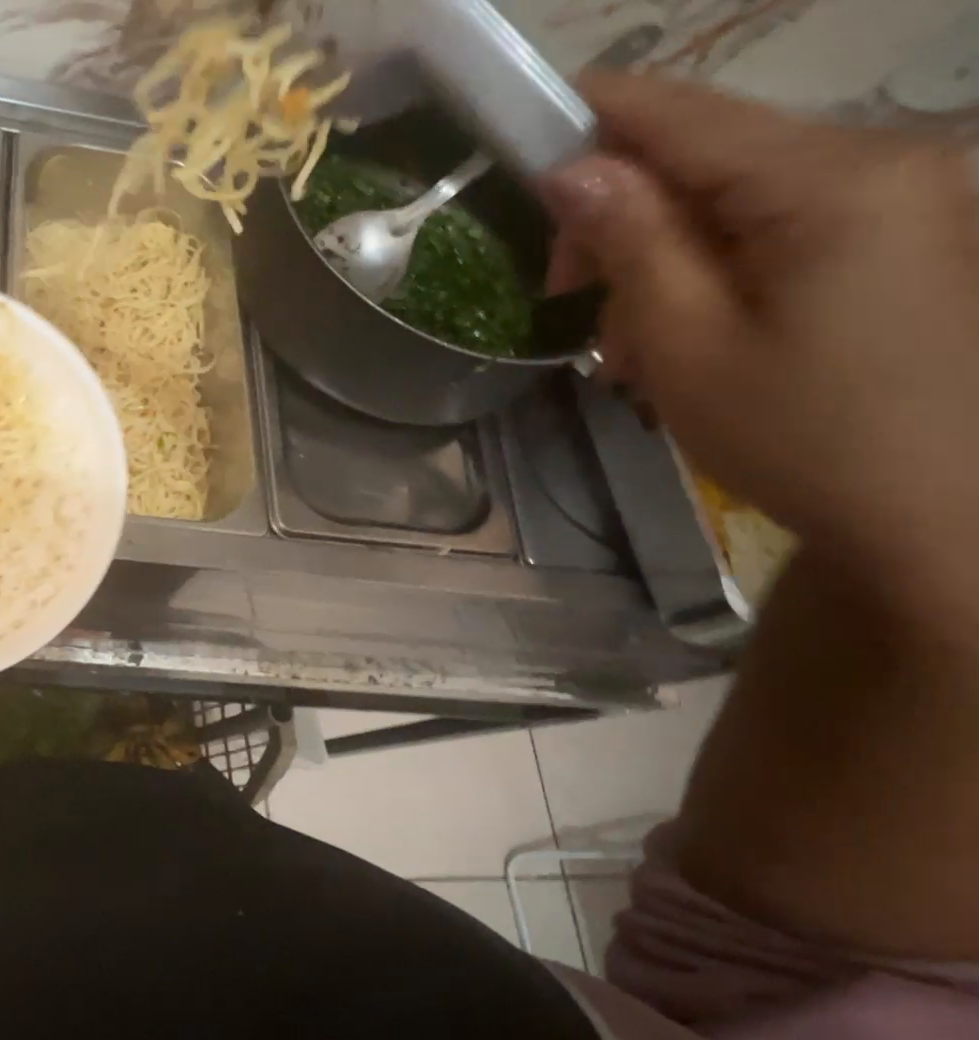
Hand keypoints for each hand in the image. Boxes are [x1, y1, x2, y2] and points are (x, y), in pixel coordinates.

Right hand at [543, 75, 978, 581]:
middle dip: (619, 210)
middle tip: (567, 292)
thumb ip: (631, 241)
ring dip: (658, 248)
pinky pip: (777, 217)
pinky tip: (687, 328)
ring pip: (733, 188)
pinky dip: (711, 262)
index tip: (515, 148)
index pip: (681, 113)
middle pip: (706, 149)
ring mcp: (903, 193)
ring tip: (631, 336)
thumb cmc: (800, 435)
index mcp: (832, 180)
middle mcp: (881, 158)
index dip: (588, 117)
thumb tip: (572, 170)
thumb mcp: (686, 344)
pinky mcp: (901, 231)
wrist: (943, 515)